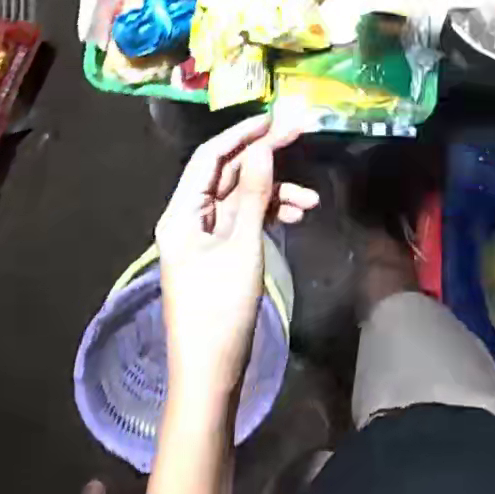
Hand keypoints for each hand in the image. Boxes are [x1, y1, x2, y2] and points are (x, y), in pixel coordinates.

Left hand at [154, 114, 319, 398]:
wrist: (211, 374)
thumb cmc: (221, 309)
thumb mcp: (243, 245)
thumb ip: (255, 192)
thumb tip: (264, 147)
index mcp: (182, 212)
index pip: (210, 157)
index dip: (241, 134)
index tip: (274, 118)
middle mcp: (191, 217)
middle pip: (230, 174)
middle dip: (266, 160)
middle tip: (300, 138)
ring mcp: (208, 236)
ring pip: (244, 198)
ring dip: (276, 194)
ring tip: (311, 202)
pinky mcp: (223, 252)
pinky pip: (248, 220)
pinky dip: (272, 215)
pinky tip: (297, 218)